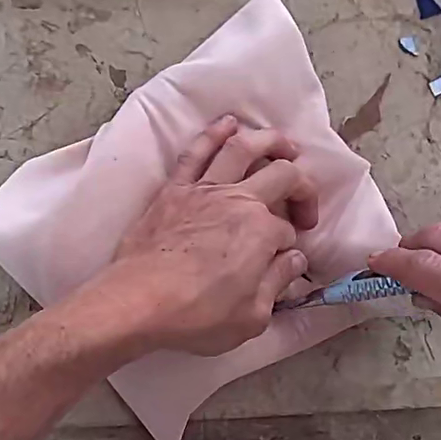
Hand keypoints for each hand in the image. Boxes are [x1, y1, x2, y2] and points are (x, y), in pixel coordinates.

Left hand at [90, 116, 318, 355]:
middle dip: (302, 185)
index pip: (288, 231)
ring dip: (269, 140)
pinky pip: (197, 152)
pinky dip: (214, 133)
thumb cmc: (196, 315)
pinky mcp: (175, 190)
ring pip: (243, 148)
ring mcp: (205, 190)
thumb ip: (279, 282)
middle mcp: (239, 201)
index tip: (285, 261)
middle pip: (283, 175)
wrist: (135, 304)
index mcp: (263, 231)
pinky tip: (227, 123)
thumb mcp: (253, 316)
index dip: (291, 246)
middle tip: (305, 200)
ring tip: (284, 143)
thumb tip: (294, 260)